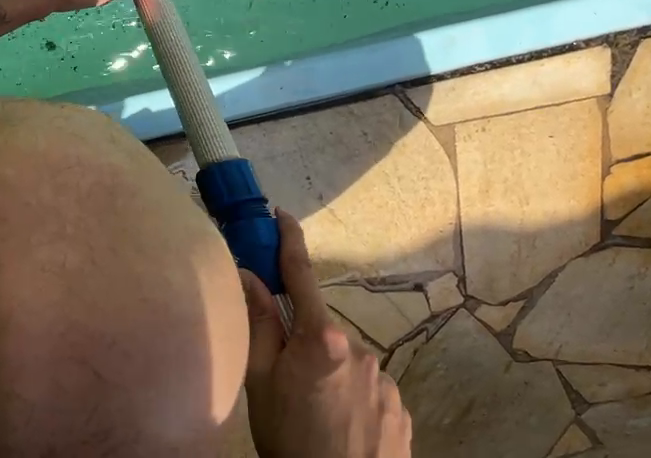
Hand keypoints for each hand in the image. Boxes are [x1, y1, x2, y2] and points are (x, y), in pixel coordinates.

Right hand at [240, 211, 412, 457]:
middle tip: (280, 371)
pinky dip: (347, 394)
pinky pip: (365, 386)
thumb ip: (258, 322)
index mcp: (321, 337)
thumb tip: (249, 275)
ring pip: (342, 358)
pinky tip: (335, 424)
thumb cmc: (290, 439)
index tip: (281, 214)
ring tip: (309, 410)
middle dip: (299, 336)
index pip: (299, 273)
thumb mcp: (259, 380)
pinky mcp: (401, 410)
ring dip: (324, 369)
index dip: (288, 239)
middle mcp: (359, 349)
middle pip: (318, 325)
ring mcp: (385, 381)